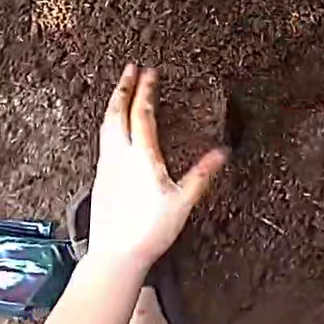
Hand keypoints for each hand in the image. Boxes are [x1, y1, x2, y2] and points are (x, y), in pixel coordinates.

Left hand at [87, 65, 227, 275]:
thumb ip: (203, 174)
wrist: (115, 256)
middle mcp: (120, 156)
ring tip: (120, 89)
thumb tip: (223, 152)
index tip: (150, 72)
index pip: (143, 113)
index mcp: (141, 157)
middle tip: (130, 68)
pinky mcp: (101, 177)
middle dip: (124, 87)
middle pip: (118, 112)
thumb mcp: (183, 201)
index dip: (146, 90)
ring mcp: (107, 165)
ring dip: (114, 102)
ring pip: (107, 124)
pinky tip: (112, 126)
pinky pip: (103, 138)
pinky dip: (109, 121)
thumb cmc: (149, 231)